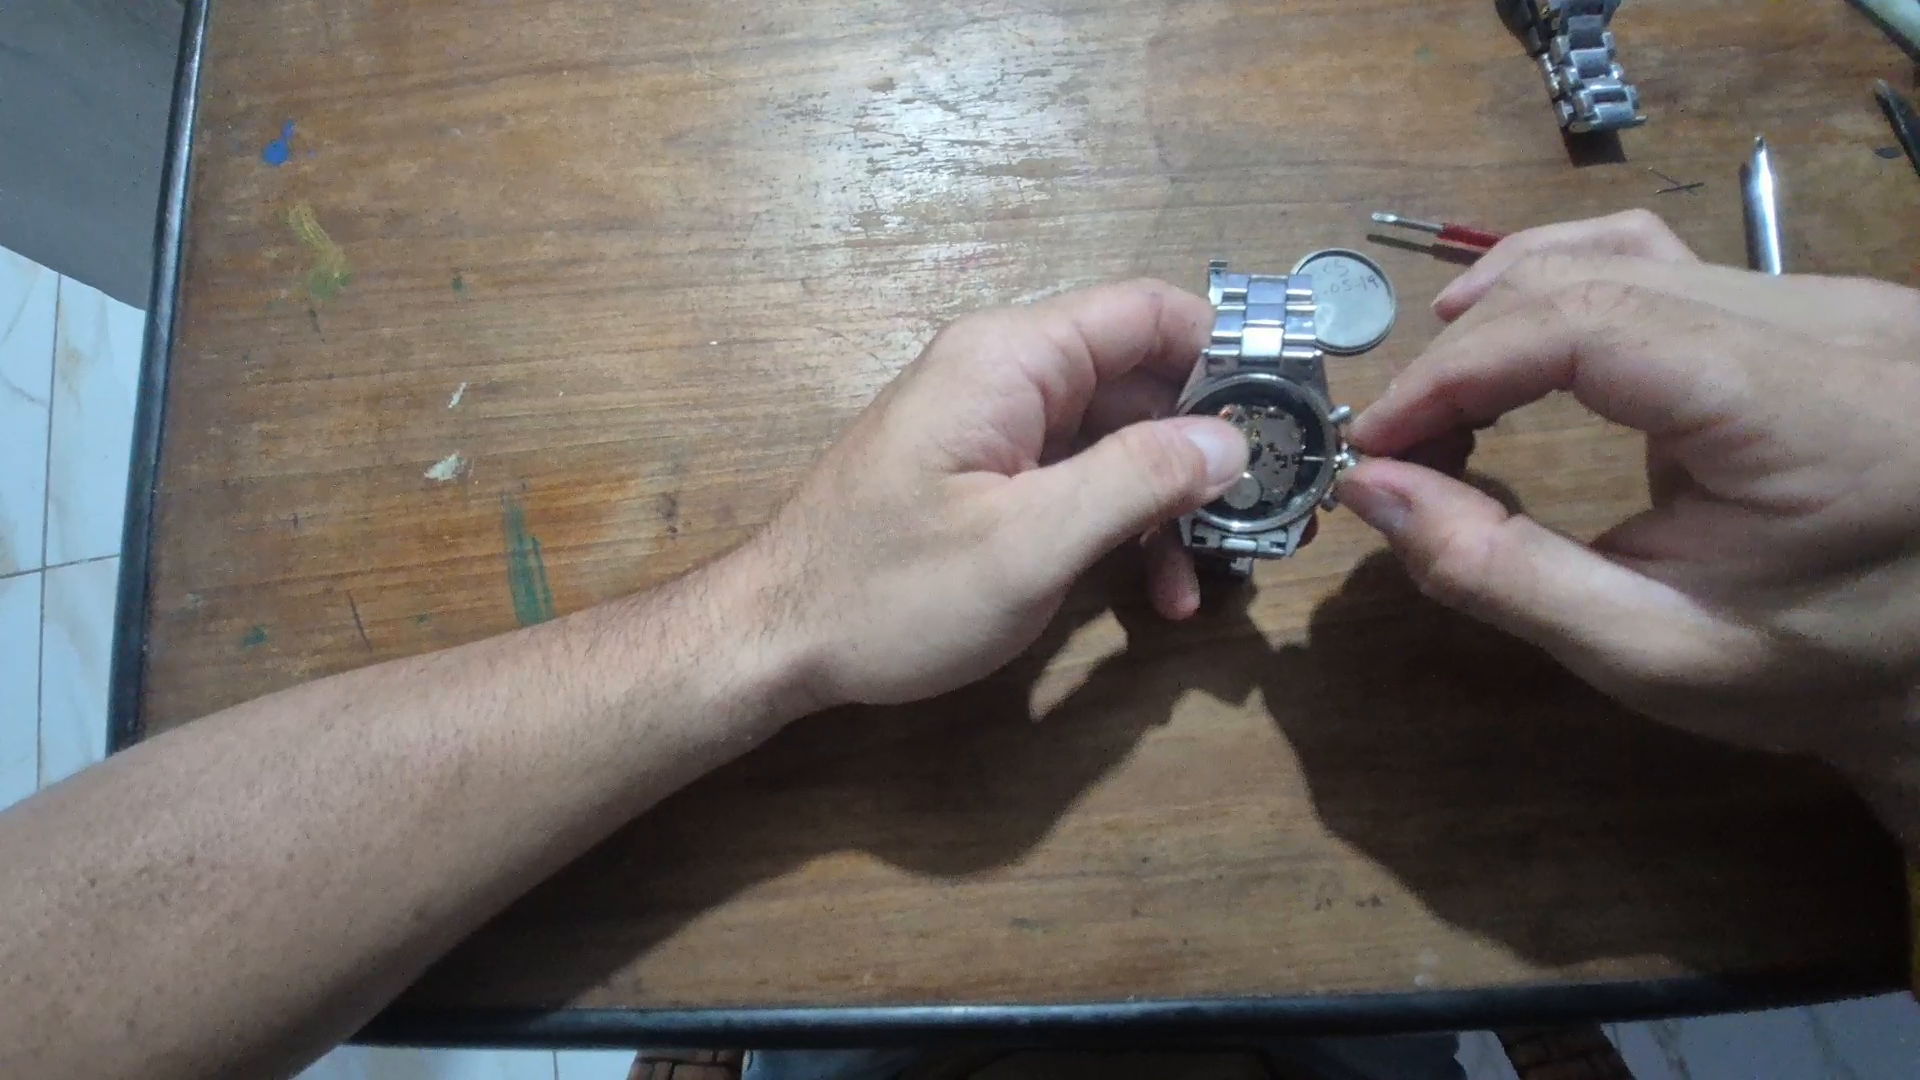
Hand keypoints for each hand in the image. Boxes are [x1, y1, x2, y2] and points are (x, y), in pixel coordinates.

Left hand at [749, 280, 1247, 707]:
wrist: (780, 637)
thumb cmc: (891, 589)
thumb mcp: (1026, 542)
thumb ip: (1134, 479)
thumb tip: (1231, 439)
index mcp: (1011, 360)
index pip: (1148, 313)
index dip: (1227, 354)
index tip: (1288, 417)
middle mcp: (1005, 377)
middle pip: (1139, 382)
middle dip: (1204, 448)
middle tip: (1262, 518)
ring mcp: (994, 431)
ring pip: (1113, 441)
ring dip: (1165, 504)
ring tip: (1204, 578)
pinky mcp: (986, 479)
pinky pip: (1073, 482)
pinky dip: (1117, 525)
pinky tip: (1150, 591)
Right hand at [1336, 210, 1919, 829]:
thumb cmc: (1810, 670)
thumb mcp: (1641, 650)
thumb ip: (1494, 571)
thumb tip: (1368, 486)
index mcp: (1822, 414)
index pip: (1592, 329)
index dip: (1452, 373)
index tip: (1375, 443)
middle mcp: (1842, 321)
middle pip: (1584, 284)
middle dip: (1453, 362)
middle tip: (1396, 448)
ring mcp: (1827, 298)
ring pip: (1603, 255)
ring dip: (1485, 325)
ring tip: (1435, 405)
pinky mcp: (1795, 305)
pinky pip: (1641, 254)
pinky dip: (1540, 285)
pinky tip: (1495, 326)